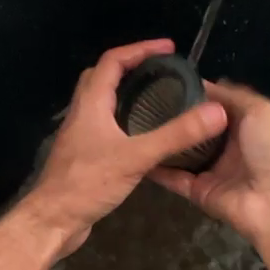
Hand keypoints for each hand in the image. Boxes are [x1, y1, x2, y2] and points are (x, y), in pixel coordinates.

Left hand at [15, 39, 227, 256]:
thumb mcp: (136, 157)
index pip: (113, 62)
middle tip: (161, 72)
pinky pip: (105, 128)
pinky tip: (143, 137)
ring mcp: (81, 137)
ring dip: (126, 95)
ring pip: (102, 104)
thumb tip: (216, 112)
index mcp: (91, 104)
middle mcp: (82, 114)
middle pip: (102, 78)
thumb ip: (175, 135)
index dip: (140, 50)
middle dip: (131, 68)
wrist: (54, 221)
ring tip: (157, 99)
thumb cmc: (88, 183)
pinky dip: (124, 122)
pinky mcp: (84, 157)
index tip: (168, 49)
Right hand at [149, 80, 269, 242]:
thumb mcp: (261, 110)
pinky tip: (137, 153)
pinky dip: (158, 169)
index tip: (168, 81)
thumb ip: (232, 95)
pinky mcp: (199, 191)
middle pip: (198, 129)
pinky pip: (175, 178)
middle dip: (176, 116)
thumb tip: (204, 84)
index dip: (197, 93)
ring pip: (184, 152)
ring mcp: (214, 170)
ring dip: (165, 140)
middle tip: (145, 100)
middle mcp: (231, 147)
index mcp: (249, 125)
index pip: (218, 105)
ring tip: (136, 122)